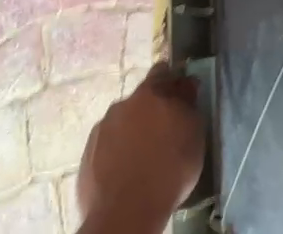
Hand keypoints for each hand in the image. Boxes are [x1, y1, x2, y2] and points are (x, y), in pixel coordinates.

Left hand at [78, 62, 206, 233]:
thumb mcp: (194, 135)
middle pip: (142, 97)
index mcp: (151, 93)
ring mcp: (102, 127)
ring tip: (143, 151)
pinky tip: (126, 166)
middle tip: (164, 127)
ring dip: (134, 127)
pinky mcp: (88, 152)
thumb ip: (188, 106)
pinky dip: (118, 148)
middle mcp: (124, 103)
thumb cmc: (169, 170)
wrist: (125, 210)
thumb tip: (186, 87)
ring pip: (123, 120)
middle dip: (153, 106)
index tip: (181, 91)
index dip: (173, 81)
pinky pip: (108, 142)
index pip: (164, 72)